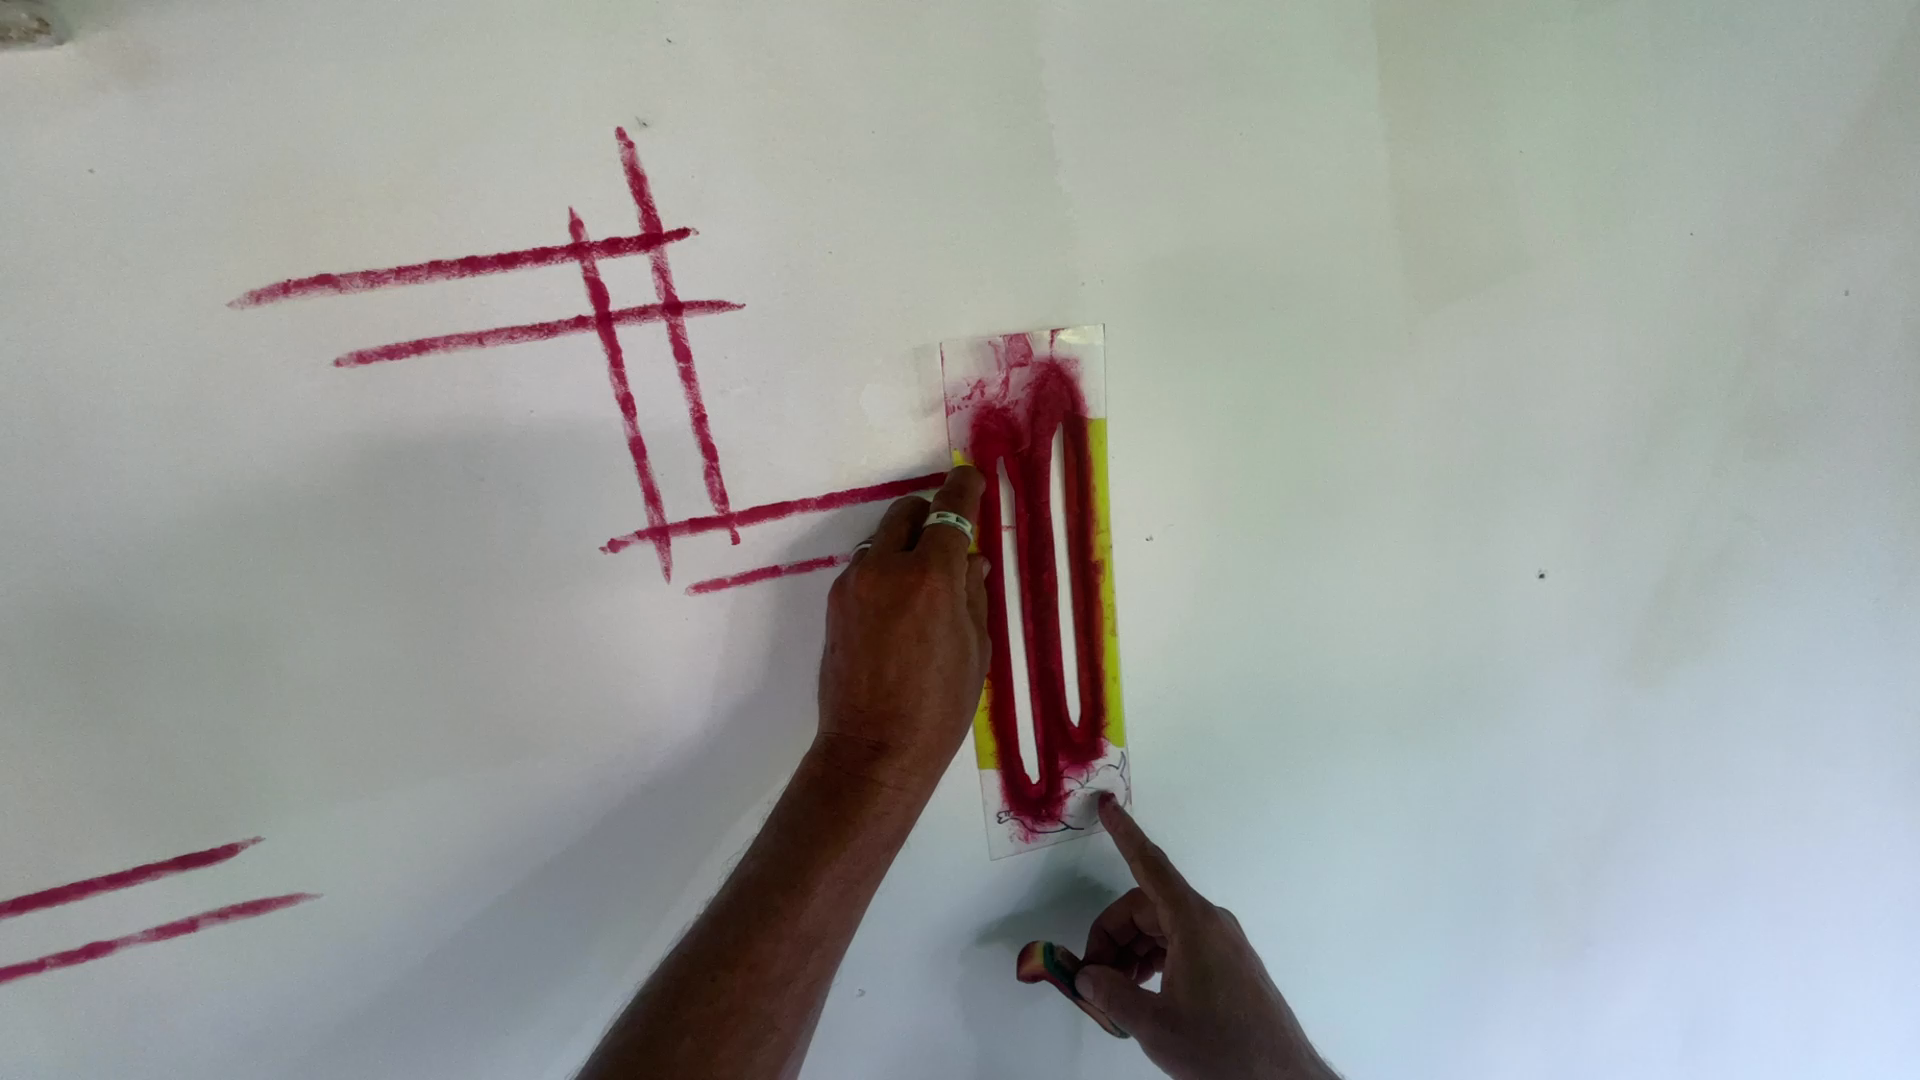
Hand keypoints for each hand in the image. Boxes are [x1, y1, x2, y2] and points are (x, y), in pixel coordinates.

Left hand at [813, 466, 990, 795]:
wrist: (874, 748)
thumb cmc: (940, 706)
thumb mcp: (976, 649)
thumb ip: (973, 594)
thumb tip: (971, 560)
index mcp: (933, 577)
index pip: (951, 511)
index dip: (965, 487)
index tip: (971, 477)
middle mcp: (887, 567)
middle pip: (906, 510)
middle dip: (929, 514)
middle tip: (946, 541)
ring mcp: (854, 583)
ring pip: (882, 540)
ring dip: (904, 546)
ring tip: (920, 587)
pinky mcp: (834, 603)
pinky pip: (865, 569)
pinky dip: (884, 573)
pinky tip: (895, 611)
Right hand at [1077, 797, 1337, 1079]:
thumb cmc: (1222, 1049)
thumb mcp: (1155, 1026)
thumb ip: (1111, 994)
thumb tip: (1086, 976)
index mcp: (1192, 921)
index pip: (1149, 864)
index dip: (1124, 834)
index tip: (1106, 805)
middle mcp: (1208, 921)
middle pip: (1145, 907)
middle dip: (1113, 935)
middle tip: (1092, 976)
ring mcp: (1221, 942)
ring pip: (1160, 928)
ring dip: (1131, 952)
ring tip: (1115, 992)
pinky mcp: (1228, 964)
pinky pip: (1179, 945)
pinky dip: (1153, 960)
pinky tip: (1142, 992)